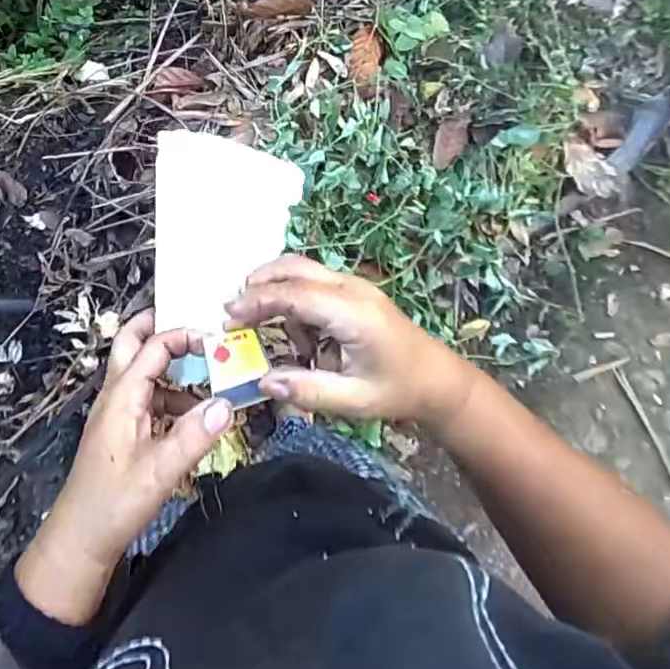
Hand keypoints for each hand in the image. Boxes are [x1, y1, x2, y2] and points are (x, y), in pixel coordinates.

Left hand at [15, 310, 232, 624]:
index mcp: (122, 395)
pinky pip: (149, 398)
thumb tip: (227, 403)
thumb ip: (194, 436)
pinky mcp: (123, 429)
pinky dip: (172, 396)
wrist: (80, 540)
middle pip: (132, 342)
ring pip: (143, 371)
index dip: (184, 336)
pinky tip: (196, 415)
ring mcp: (118, 411)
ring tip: (209, 374)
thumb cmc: (114, 504)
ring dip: (172, 366)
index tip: (216, 340)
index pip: (154, 346)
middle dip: (160, 327)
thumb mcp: (159, 472)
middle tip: (194, 323)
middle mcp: (117, 394)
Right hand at [228, 255, 477, 428]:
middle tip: (234, 313)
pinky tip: (305, 339)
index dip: (258, 301)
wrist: (440, 379)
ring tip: (278, 337)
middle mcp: (351, 288)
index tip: (229, 315)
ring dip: (278, 294)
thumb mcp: (354, 401)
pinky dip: (295, 301)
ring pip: (301, 270)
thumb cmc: (399, 391)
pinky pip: (312, 283)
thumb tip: (263, 381)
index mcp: (353, 313)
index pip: (295, 294)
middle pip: (294, 267)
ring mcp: (353, 285)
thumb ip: (308, 391)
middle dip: (259, 284)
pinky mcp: (352, 290)